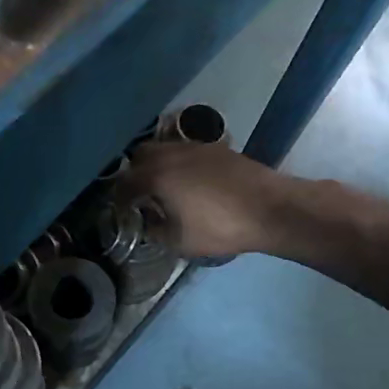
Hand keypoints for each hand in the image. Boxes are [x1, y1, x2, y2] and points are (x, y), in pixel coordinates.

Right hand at [117, 141, 294, 258]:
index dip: (118, 197)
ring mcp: (195, 147)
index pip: (124, 182)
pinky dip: (178, 163)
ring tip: (164, 189)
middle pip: (140, 156)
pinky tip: (189, 183)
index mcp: (156, 176)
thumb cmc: (221, 227)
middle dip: (135, 174)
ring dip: (157, 165)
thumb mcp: (179, 241)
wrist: (270, 208)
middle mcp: (171, 153)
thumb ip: (154, 231)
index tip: (120, 210)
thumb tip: (145, 222)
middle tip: (140, 195)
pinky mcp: (216, 148)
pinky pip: (185, 151)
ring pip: (164, 149)